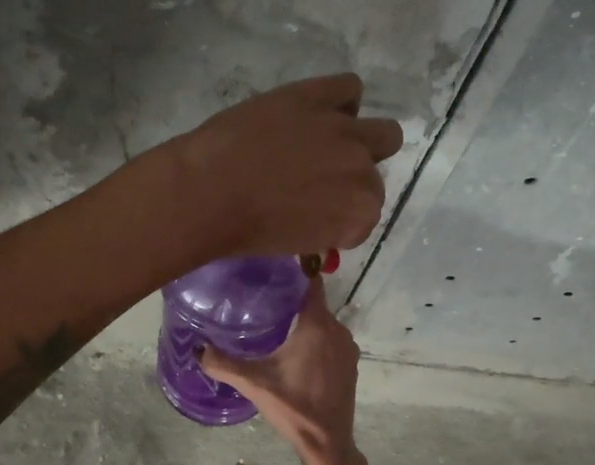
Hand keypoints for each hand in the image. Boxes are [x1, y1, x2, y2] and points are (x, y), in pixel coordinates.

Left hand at [171, 74, 402, 257]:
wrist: (211, 191)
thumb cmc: (246, 231)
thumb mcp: (293, 245)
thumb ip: (320, 230)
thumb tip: (318, 222)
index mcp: (358, 216)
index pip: (363, 219)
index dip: (339, 222)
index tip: (315, 222)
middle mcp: (363, 172)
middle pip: (372, 179)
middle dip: (350, 186)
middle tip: (317, 187)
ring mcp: (344, 131)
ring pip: (383, 134)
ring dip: (362, 144)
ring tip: (324, 149)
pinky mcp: (319, 96)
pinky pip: (350, 88)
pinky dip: (340, 101)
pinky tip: (314, 115)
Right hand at [200, 277, 359, 464]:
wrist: (327, 442)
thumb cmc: (293, 407)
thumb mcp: (254, 384)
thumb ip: (224, 364)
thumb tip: (197, 349)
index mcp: (317, 325)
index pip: (310, 283)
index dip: (295, 273)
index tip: (274, 270)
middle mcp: (338, 330)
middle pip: (314, 305)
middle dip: (292, 302)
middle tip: (264, 302)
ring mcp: (348, 349)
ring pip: (324, 325)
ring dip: (305, 325)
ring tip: (278, 327)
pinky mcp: (350, 366)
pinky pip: (331, 343)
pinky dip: (317, 343)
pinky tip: (297, 354)